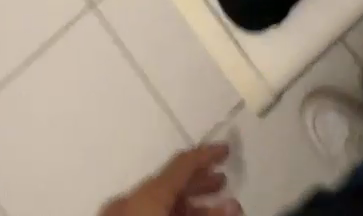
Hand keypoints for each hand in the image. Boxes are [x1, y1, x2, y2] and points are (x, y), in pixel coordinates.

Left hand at [100, 143, 240, 215]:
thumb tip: (233, 206)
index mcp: (145, 195)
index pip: (182, 164)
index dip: (207, 155)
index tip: (227, 151)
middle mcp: (128, 201)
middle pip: (169, 183)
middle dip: (198, 184)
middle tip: (223, 184)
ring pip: (156, 203)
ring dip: (185, 205)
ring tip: (211, 211)